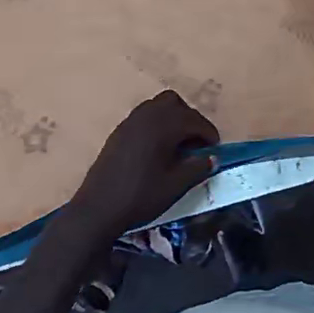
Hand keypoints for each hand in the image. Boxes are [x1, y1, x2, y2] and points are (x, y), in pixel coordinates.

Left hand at [65, 91, 219, 239]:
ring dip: (173, 118)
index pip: (193, 119)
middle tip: (198, 142)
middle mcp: (145, 117)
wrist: (99, 208)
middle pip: (175, 104)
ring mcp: (129, 122)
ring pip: (157, 106)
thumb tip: (212, 158)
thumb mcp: (175, 185)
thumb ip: (197, 168)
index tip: (215, 148)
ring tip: (179, 143)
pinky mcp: (119, 132)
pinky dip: (157, 123)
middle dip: (190, 120)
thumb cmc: (140, 197)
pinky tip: (159, 148)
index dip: (208, 133)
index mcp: (161, 127)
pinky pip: (144, 116)